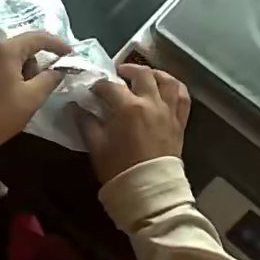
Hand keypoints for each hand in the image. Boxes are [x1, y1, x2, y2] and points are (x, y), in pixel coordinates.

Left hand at [0, 31, 70, 187]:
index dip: (57, 44)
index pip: (37, 37)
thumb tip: (58, 70)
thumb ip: (49, 79)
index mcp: (4, 50)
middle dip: (36, 63)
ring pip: (8, 57)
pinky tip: (8, 96)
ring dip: (21, 71)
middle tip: (41, 86)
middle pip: (22, 47)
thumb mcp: (31, 99)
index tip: (70, 54)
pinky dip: (8, 75)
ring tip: (22, 96)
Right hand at [77, 63, 190, 183]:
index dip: (99, 85)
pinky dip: (175, 87)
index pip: (111, 86)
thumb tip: (76, 106)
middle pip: (142, 74)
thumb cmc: (119, 168)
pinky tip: (166, 87)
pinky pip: (183, 97)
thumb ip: (86, 122)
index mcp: (128, 107)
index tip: (93, 90)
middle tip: (117, 74)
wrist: (148, 190)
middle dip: (127, 69)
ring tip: (145, 75)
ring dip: (155, 73)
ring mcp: (169, 111)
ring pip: (168, 80)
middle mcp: (151, 103)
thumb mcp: (96, 145)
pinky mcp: (180, 122)